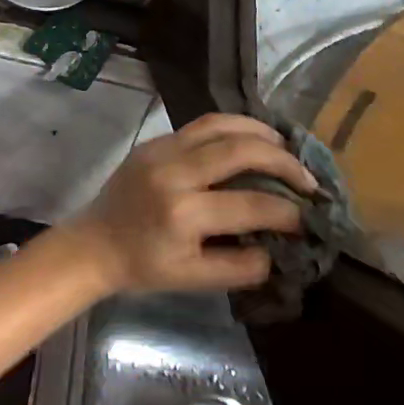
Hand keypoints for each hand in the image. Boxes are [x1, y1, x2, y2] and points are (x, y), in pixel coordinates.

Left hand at [60, 113, 317, 294]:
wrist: (95, 242)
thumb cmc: (144, 266)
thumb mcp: (193, 280)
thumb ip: (240, 268)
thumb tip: (279, 249)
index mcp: (182, 214)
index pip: (249, 205)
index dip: (286, 212)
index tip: (307, 218)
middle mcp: (174, 172)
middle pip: (240, 151)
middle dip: (283, 162)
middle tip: (308, 178)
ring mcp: (163, 149)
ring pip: (221, 125)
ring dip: (261, 133)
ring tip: (287, 149)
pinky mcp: (157, 139)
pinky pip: (203, 124)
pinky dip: (234, 127)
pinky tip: (253, 138)